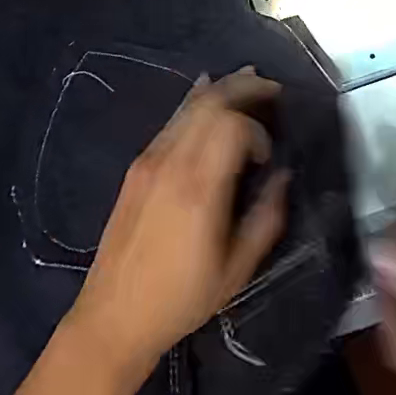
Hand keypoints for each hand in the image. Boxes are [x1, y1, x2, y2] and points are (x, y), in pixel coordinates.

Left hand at [68, 69, 289, 371]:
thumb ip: (267, 217)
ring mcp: (148, 160)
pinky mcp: (136, 167)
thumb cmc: (181, 298)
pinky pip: (171, 121)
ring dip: (221, 88)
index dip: (258, 131)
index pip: (232, 125)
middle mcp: (170, 162)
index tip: (268, 157)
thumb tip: (282, 177)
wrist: (113, 316)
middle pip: (210, 102)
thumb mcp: (238, 269)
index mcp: (198, 188)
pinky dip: (195, 102)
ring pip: (188, 106)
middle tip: (273, 88)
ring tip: (250, 78)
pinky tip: (207, 92)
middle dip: (245, 87)